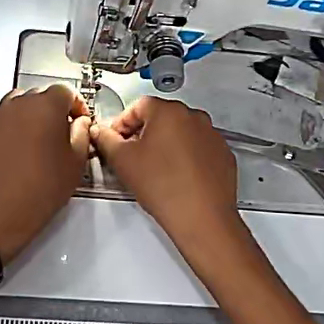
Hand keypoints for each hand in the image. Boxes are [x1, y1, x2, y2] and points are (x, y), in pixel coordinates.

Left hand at [0, 86, 92, 262]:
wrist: (3, 212)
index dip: (76, 106)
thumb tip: (79, 124)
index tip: (79, 119)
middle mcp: (21, 104)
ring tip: (33, 137)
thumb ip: (82, 134)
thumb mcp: (76, 163)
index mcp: (48, 106)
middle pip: (41, 94)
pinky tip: (4, 133)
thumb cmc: (40, 190)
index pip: (66, 91)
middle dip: (52, 110)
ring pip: (16, 101)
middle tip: (59, 132)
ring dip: (26, 113)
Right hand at [92, 97, 244, 246]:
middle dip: (143, 134)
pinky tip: (176, 176)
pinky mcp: (222, 154)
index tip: (116, 137)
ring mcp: (211, 135)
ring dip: (166, 145)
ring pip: (181, 132)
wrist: (201, 217)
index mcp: (168, 112)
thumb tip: (101, 134)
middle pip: (160, 117)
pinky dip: (186, 157)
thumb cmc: (168, 189)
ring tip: (155, 170)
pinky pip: (198, 148)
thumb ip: (105, 140)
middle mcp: (194, 118)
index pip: (137, 106)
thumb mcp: (122, 161)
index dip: (121, 123)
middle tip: (133, 155)